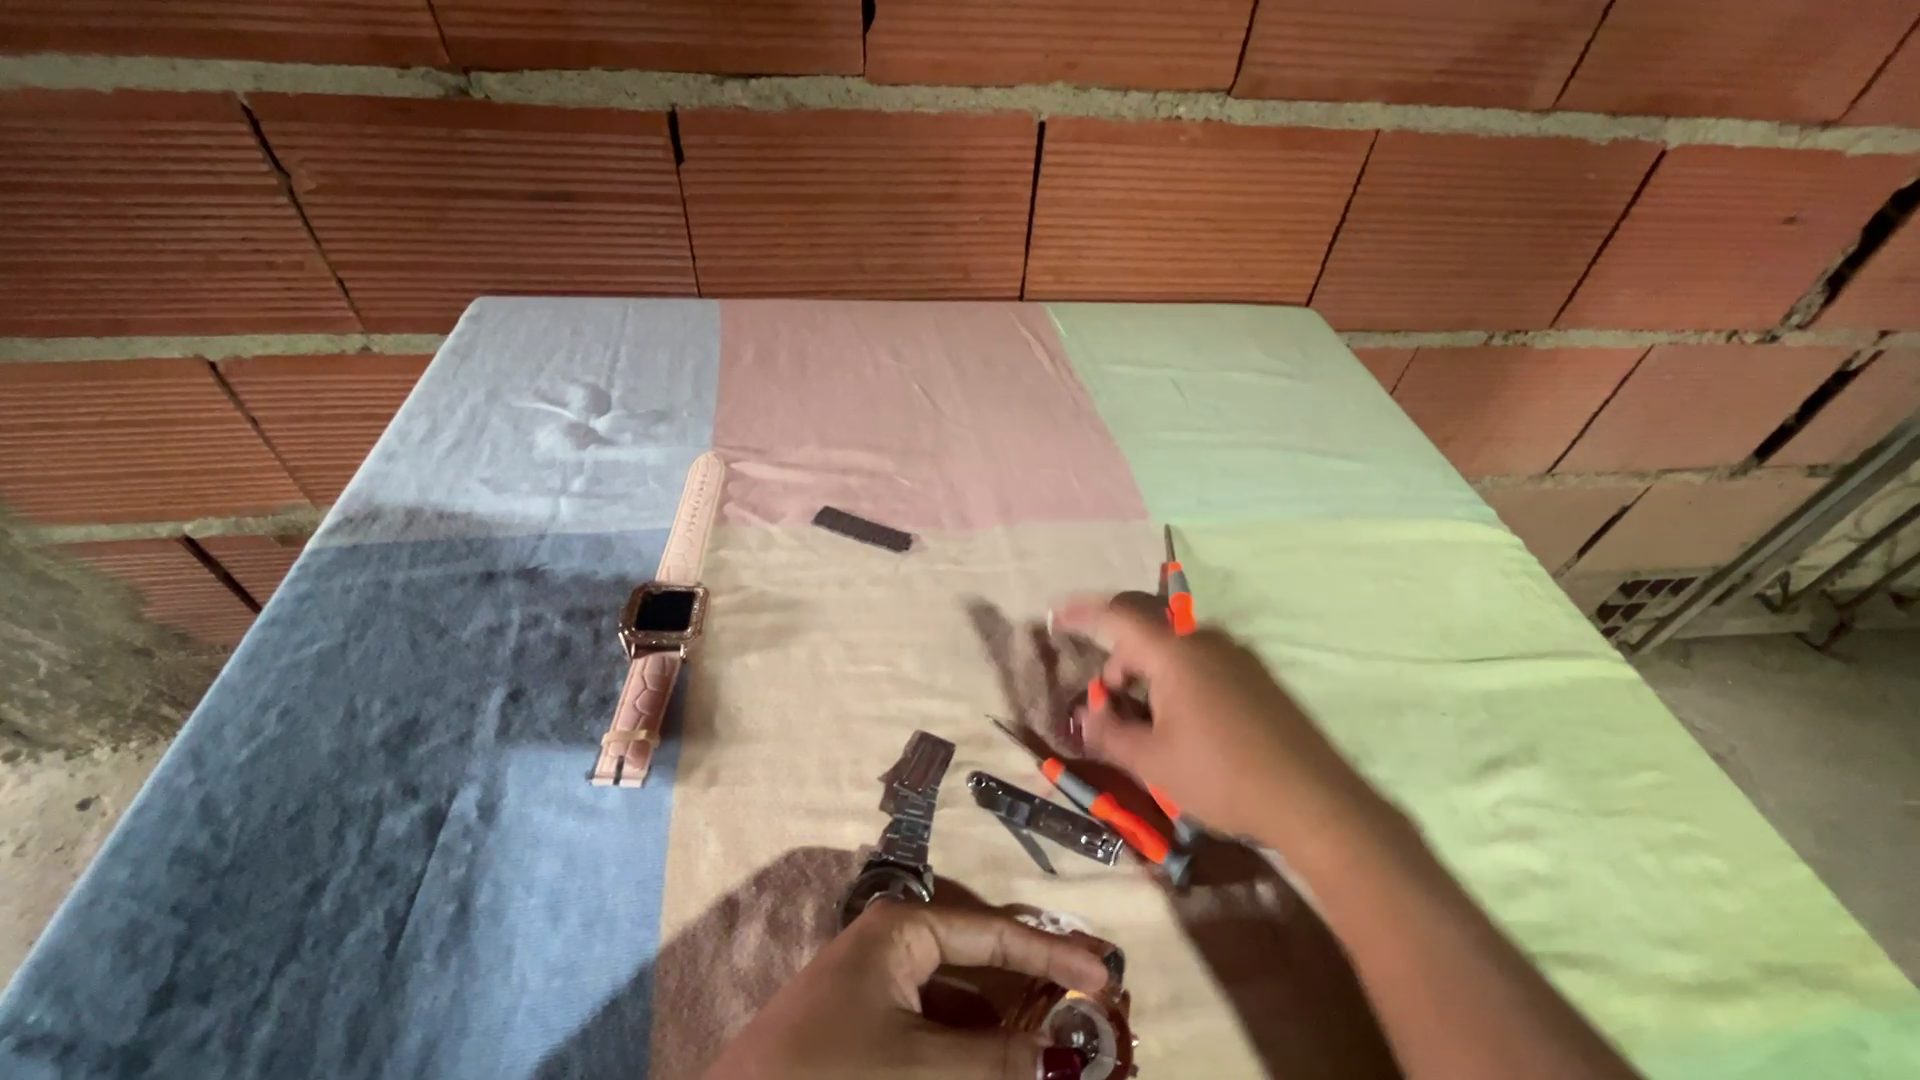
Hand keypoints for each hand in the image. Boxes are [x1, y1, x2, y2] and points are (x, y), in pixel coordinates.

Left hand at [701, 901, 1112, 1079]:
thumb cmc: (830, 1071)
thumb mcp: (920, 1066)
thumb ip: (997, 1062)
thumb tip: (1066, 1061)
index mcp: (904, 930)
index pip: (995, 934)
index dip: (1053, 954)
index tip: (1104, 976)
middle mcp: (894, 946)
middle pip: (980, 964)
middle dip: (1031, 994)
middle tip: (1087, 1015)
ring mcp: (879, 986)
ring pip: (959, 1002)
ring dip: (1003, 1030)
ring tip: (1052, 1052)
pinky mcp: (868, 1026)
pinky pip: (934, 1028)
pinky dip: (970, 1048)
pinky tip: (1000, 1065)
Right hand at [1056, 596, 1371, 840]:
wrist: (1313, 801)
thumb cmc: (1222, 777)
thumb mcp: (1151, 762)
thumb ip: (1109, 733)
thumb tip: (1087, 716)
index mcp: (1175, 653)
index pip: (1118, 615)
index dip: (1083, 614)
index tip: (1055, 616)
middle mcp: (1207, 642)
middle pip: (1147, 635)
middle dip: (1118, 663)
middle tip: (1108, 705)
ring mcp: (1239, 658)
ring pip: (1176, 652)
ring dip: (1148, 677)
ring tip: (1144, 725)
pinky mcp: (1259, 679)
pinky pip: (1203, 665)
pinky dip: (1177, 683)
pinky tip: (1183, 727)